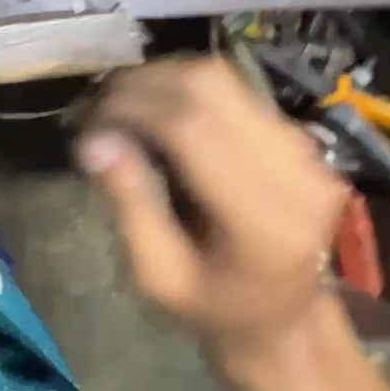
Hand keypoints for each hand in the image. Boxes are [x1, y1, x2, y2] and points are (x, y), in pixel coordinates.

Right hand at [76, 57, 347, 363]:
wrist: (285, 314)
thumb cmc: (214, 304)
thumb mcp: (157, 275)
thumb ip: (131, 206)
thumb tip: (92, 142)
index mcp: (265, 222)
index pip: (191, 129)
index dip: (129, 109)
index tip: (86, 121)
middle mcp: (297, 174)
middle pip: (207, 87)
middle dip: (138, 83)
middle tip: (95, 104)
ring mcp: (304, 150)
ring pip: (217, 76)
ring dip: (157, 77)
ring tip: (119, 100)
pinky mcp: (295, 135)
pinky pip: (229, 86)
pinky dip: (179, 84)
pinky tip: (152, 105)